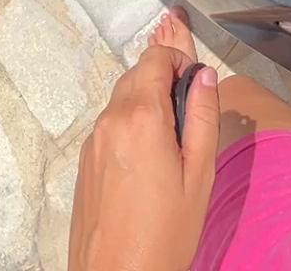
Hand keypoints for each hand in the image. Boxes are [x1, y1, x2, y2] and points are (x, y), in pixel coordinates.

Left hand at [69, 43, 219, 270]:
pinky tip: (146, 162)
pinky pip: (111, 123)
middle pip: (138, 73)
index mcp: (142, 116)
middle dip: (165, 81)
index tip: (195, 85)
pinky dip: (130, 124)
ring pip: (123, 97)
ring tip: (169, 144)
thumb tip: (205, 75)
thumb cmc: (164, 233)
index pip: (156, 58)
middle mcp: (112, 119)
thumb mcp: (199, 172)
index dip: (180, 62)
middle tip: (188, 117)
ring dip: (147, 102)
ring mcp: (94, 139)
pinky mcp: (85, 159)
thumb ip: (203, 114)